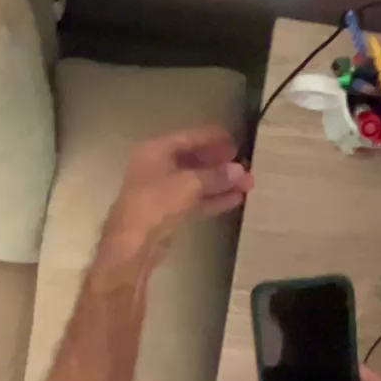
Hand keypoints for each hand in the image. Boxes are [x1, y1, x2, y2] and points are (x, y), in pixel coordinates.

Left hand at [100, 126, 253, 263]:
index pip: (189, 138)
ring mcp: (161, 191)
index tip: (235, 141)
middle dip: (220, 164)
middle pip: (193, 161)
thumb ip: (216, 176)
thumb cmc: (156, 202)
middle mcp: (157, 167)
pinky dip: (212, 199)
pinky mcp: (167, 213)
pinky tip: (235, 199)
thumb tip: (240, 171)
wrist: (133, 242)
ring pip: (196, 183)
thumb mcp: (189, 184)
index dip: (213, 138)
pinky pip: (194, 201)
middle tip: (245, 165)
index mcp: (155, 150)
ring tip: (247, 184)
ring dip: (220, 184)